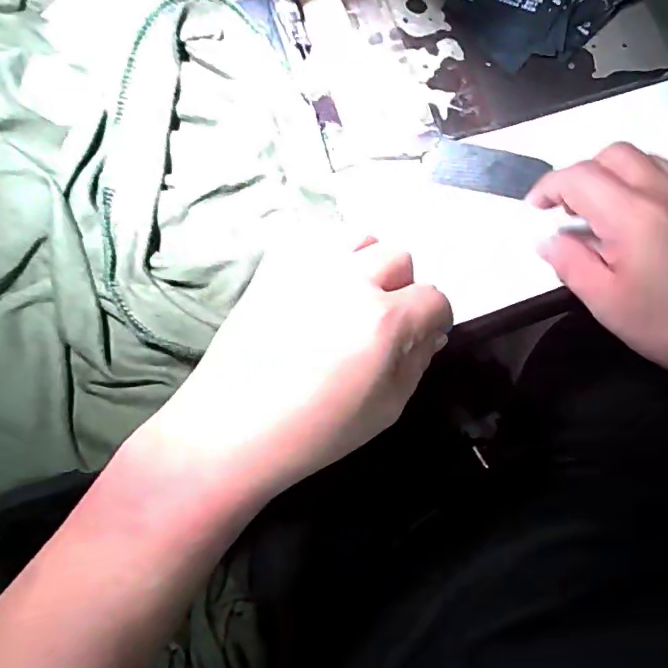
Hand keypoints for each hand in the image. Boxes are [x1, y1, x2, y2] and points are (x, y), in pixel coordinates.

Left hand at [136, 228, 452, 500]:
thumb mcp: (388, 407)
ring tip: (354, 295)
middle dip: (402, 289)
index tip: (424, 336)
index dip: (435, 320)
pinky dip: (330, 255)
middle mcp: (351, 281)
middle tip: (384, 321)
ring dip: (368, 263)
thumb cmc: (317, 430)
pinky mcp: (275, 266)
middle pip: (400, 258)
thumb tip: (429, 333)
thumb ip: (417, 361)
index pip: (434, 298)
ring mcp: (309, 268)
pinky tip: (322, 287)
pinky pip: (317, 238)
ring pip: (361, 237)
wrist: (232, 429)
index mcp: (384, 321)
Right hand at [529, 143, 667, 394]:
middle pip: (612, 155)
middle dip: (580, 175)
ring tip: (599, 213)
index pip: (579, 177)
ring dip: (611, 174)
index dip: (548, 188)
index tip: (535, 210)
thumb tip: (548, 240)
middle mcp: (663, 192)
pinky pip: (665, 175)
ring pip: (642, 159)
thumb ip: (570, 263)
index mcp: (633, 213)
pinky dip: (639, 181)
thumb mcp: (606, 302)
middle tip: (566, 212)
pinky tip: (635, 220)